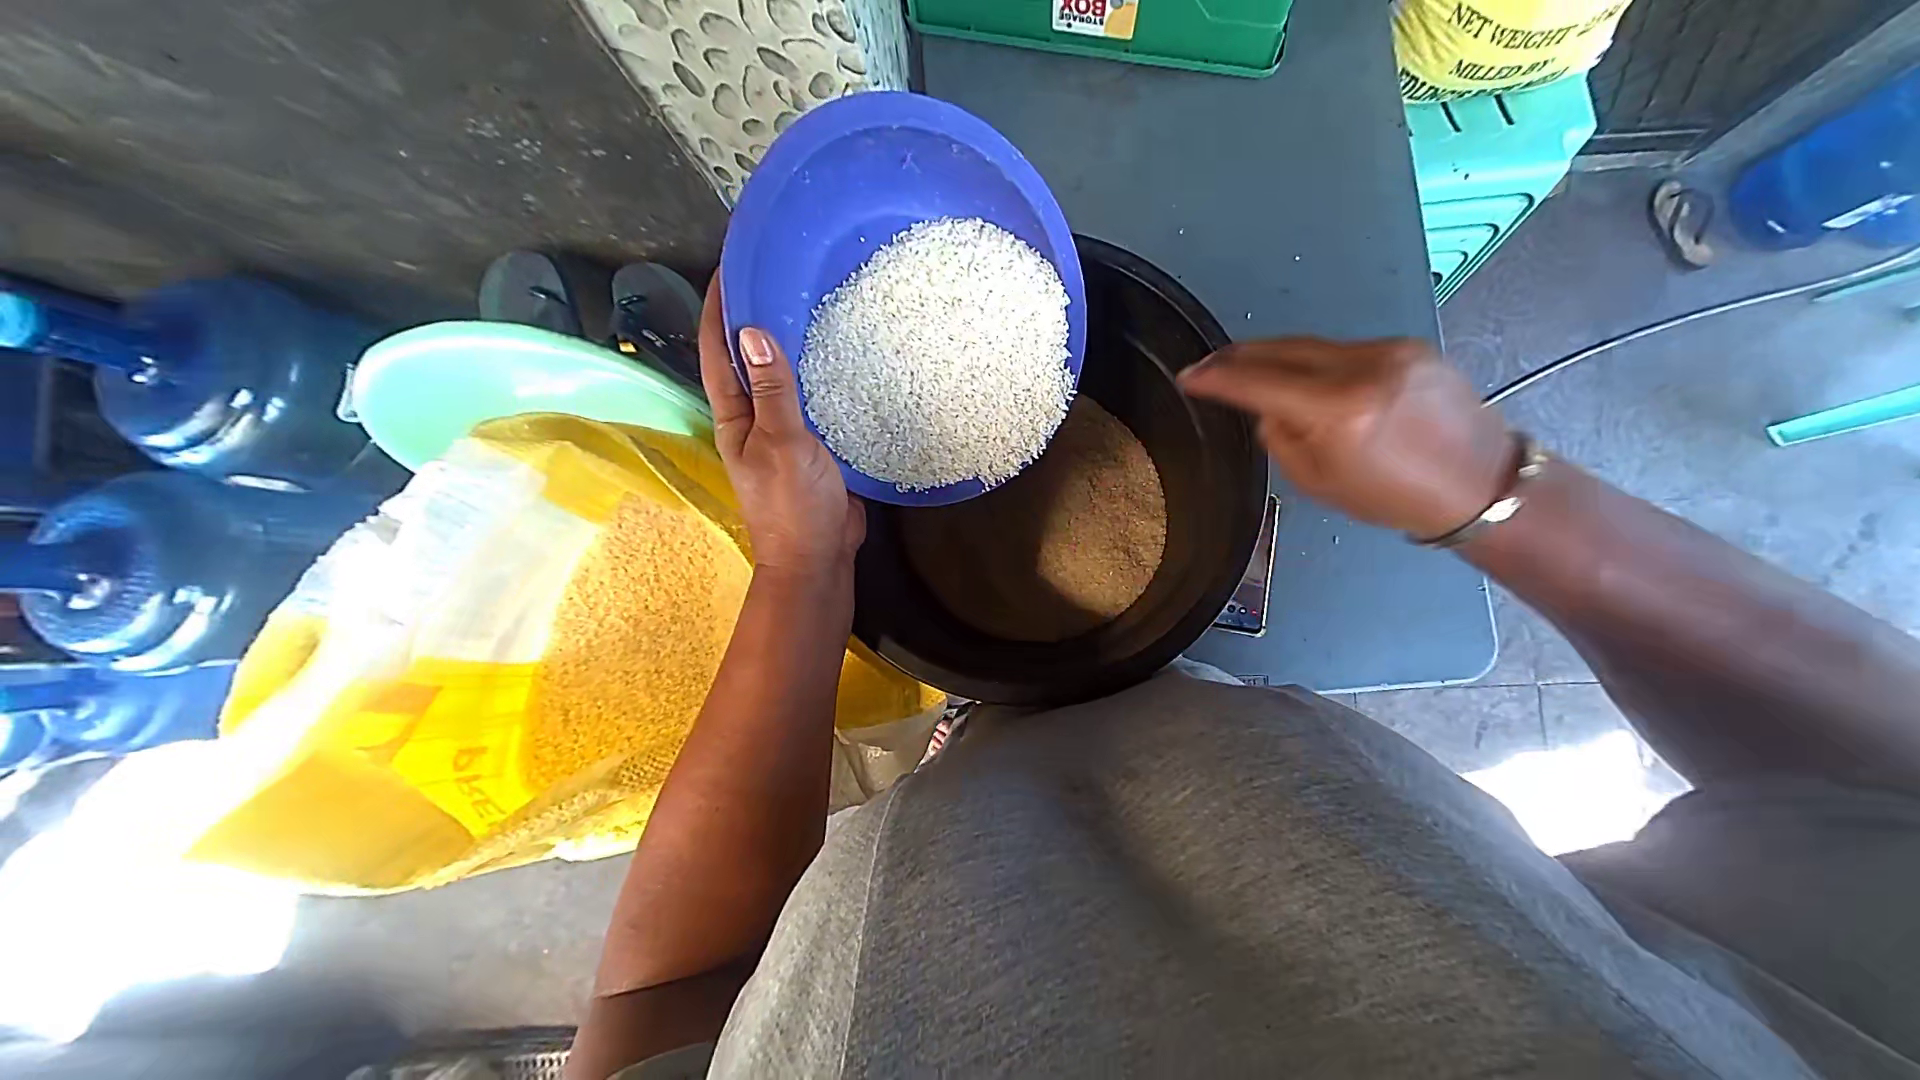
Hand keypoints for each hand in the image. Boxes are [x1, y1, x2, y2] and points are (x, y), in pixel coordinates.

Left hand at [698, 279, 864, 573]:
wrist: (819, 554)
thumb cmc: (792, 504)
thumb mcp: (782, 444)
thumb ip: (772, 391)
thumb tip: (752, 332)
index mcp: (734, 414)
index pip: (718, 349)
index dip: (720, 307)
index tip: (732, 265)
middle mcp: (754, 415)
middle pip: (748, 356)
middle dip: (756, 315)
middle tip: (780, 272)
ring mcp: (784, 428)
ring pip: (782, 374)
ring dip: (789, 341)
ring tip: (810, 301)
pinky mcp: (813, 439)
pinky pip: (812, 396)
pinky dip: (819, 372)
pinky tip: (839, 353)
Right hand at [1177, 337, 1514, 538]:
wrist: (1479, 483)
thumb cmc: (1391, 497)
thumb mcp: (1317, 480)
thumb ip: (1280, 436)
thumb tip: (1267, 407)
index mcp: (1338, 411)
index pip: (1258, 382)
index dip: (1216, 378)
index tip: (1189, 376)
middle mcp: (1364, 368)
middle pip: (1280, 349)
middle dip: (1237, 356)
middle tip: (1207, 366)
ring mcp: (1390, 351)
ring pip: (1309, 345)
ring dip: (1271, 356)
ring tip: (1245, 368)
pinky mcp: (1408, 346)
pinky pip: (1340, 349)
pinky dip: (1310, 360)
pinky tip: (1298, 374)